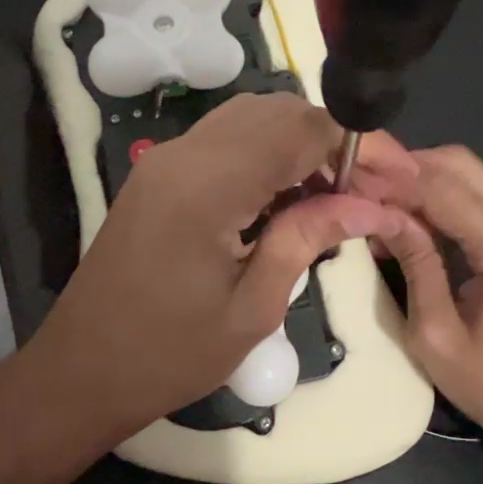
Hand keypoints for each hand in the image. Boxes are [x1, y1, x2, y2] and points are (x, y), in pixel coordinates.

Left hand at [35, 93, 413, 429]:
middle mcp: (184, 154)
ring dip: (302, 144)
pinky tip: (293, 195)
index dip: (360, 146)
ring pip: (252, 119)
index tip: (401, 179)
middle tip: (375, 190)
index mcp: (208, 185)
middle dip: (335, 141)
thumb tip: (370, 205)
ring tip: (340, 194)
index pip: (301, 129)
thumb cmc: (169, 354)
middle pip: (278, 112)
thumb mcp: (253, 307)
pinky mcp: (159, 174)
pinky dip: (268, 154)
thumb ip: (307, 238)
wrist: (81, 371)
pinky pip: (226, 141)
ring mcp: (166, 159)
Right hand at [380, 146, 482, 467]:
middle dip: (407, 168)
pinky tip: (416, 218)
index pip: (441, 188)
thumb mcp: (437, 336)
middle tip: (362, 188)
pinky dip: (449, 198)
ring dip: (426, 180)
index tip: (348, 181)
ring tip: (381, 203)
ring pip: (474, 175)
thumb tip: (382, 215)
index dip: (391, 180)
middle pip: (461, 164)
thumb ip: (414, 265)